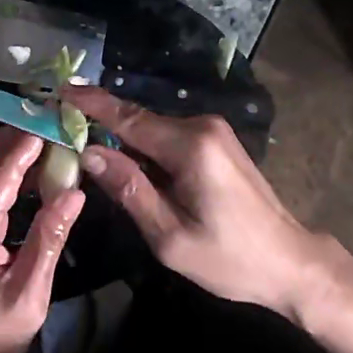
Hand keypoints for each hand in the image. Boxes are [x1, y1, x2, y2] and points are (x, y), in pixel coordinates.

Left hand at [0, 129, 84, 352]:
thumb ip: (48, 240)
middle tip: (70, 121)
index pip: (3, 166)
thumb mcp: (27, 298)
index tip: (65, 117)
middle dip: (30, 131)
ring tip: (65, 136)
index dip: (33, 138)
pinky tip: (47, 165)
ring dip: (25, 144)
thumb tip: (77, 191)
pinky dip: (18, 164)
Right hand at [63, 87, 334, 319]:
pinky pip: (169, 136)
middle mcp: (201, 126)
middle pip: (139, 120)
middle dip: (101, 121)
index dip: (92, 103)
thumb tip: (89, 152)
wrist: (290, 261)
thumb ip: (129, 189)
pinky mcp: (216, 140)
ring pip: (153, 128)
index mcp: (190, 146)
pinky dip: (144, 145)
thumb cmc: (231, 258)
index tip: (61, 90)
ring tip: (86, 146)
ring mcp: (212, 130)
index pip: (129, 118)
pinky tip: (127, 160)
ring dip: (122, 136)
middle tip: (63, 126)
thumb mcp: (171, 236)